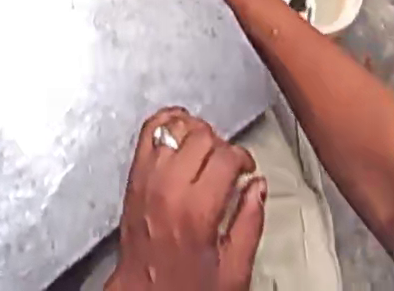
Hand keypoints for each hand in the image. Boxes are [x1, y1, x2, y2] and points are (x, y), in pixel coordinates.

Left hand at [107, 107, 266, 290]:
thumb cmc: (183, 288)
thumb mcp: (232, 272)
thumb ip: (250, 224)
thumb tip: (258, 187)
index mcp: (196, 210)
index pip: (225, 157)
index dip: (242, 158)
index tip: (246, 168)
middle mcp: (169, 186)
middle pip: (202, 136)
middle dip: (222, 144)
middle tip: (228, 163)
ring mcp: (149, 176)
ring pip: (177, 126)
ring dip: (196, 130)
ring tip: (206, 147)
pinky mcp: (135, 174)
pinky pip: (149, 129)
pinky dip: (166, 120)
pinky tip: (179, 127)